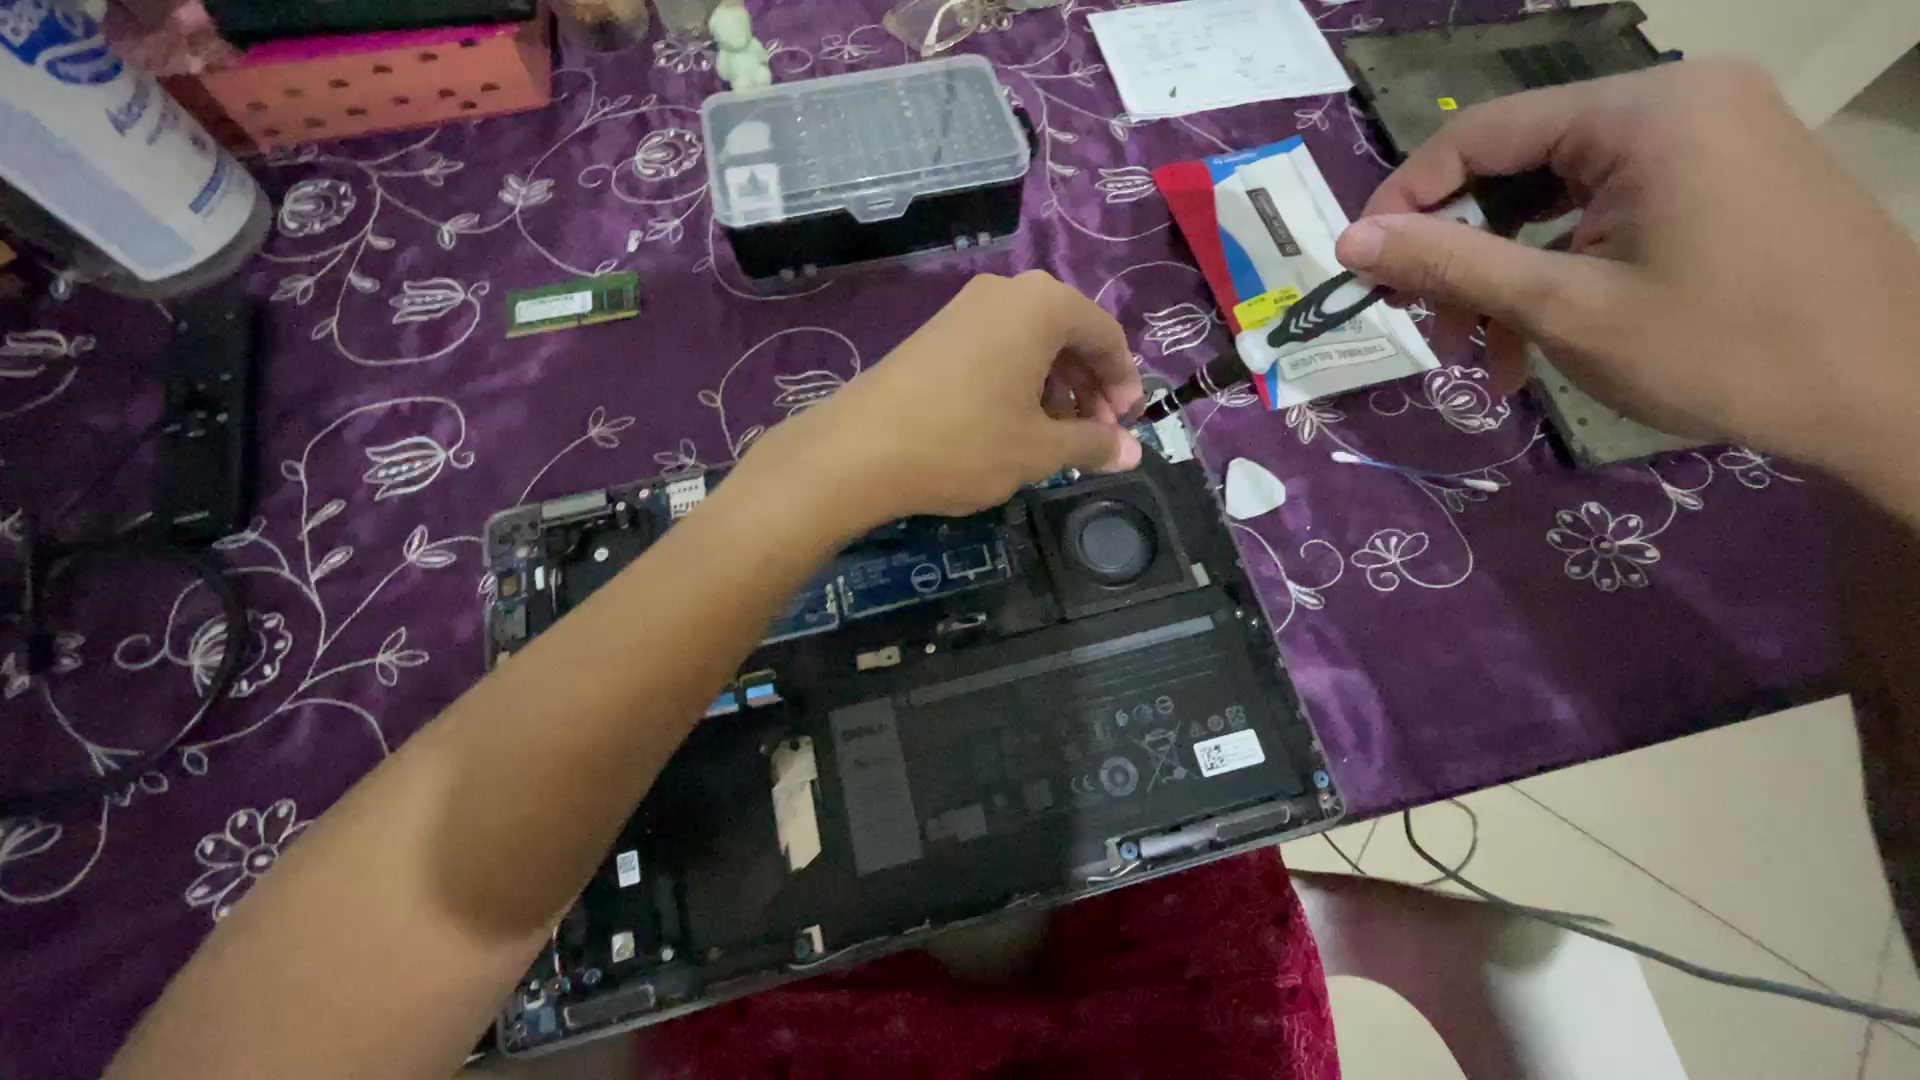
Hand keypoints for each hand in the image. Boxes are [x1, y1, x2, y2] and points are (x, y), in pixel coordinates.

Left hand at [743, 270, 1144, 528]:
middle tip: (1096, 436)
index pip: (1106, 335)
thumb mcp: (1038, 450)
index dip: (1125, 383)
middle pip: (1069, 335)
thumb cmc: (964, 443)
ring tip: (1057, 438)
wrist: (859, 449)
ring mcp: (966, 309)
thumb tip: (1133, 453)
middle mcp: (1006, 292)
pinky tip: (1015, 425)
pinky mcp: (937, 332)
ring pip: (1032, 344)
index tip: (1127, 426)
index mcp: (1042, 305)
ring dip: (1056, 389)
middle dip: (1090, 388)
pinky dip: (1020, 382)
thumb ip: (1092, 444)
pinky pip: (998, 349)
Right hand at [1335, 61, 1919, 509]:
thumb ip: (1449, 264)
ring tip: (1479, 359)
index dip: (1404, 202)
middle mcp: (1670, 105)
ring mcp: (1696, 143)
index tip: (1361, 271)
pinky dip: (1548, 279)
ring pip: (1546, 205)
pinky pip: (1593, 220)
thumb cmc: (1721, 347)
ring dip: (1496, 282)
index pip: (1477, 134)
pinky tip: (1527, 348)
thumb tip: (1349, 241)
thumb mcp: (1562, 307)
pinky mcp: (1708, 183)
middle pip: (1511, 170)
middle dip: (1455, 257)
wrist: (1890, 394)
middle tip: (1426, 329)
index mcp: (1641, 113)